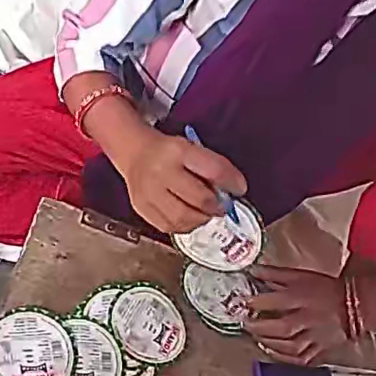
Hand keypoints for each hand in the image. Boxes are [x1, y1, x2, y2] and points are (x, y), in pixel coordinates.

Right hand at [121, 131, 247, 234]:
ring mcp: (149, 192)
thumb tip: (229, 194)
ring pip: (184, 218)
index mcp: (178, 151)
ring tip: (205, 213)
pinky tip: (189, 218)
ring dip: (201, 219)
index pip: (214, 170)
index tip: (240, 189)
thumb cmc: (168, 152)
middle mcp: (161, 172)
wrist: (135, 153)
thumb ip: (211, 168)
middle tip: (223, 207)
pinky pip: (169, 226)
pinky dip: (184, 226)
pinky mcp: (142, 208)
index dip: (232, 183)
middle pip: (200, 199)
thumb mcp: (191, 148)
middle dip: (217, 206)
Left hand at [243, 264, 348, 365]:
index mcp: (303, 297)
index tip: (243, 303)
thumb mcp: (299, 276)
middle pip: (282, 327)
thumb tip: (252, 271)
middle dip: (259, 327)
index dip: (256, 303)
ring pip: (290, 346)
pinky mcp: (322, 349)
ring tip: (256, 337)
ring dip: (269, 343)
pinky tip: (271, 352)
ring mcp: (316, 336)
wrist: (357, 304)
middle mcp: (309, 318)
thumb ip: (274, 274)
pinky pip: (302, 358)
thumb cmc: (326, 289)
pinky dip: (284, 358)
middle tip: (246, 324)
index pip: (275, 301)